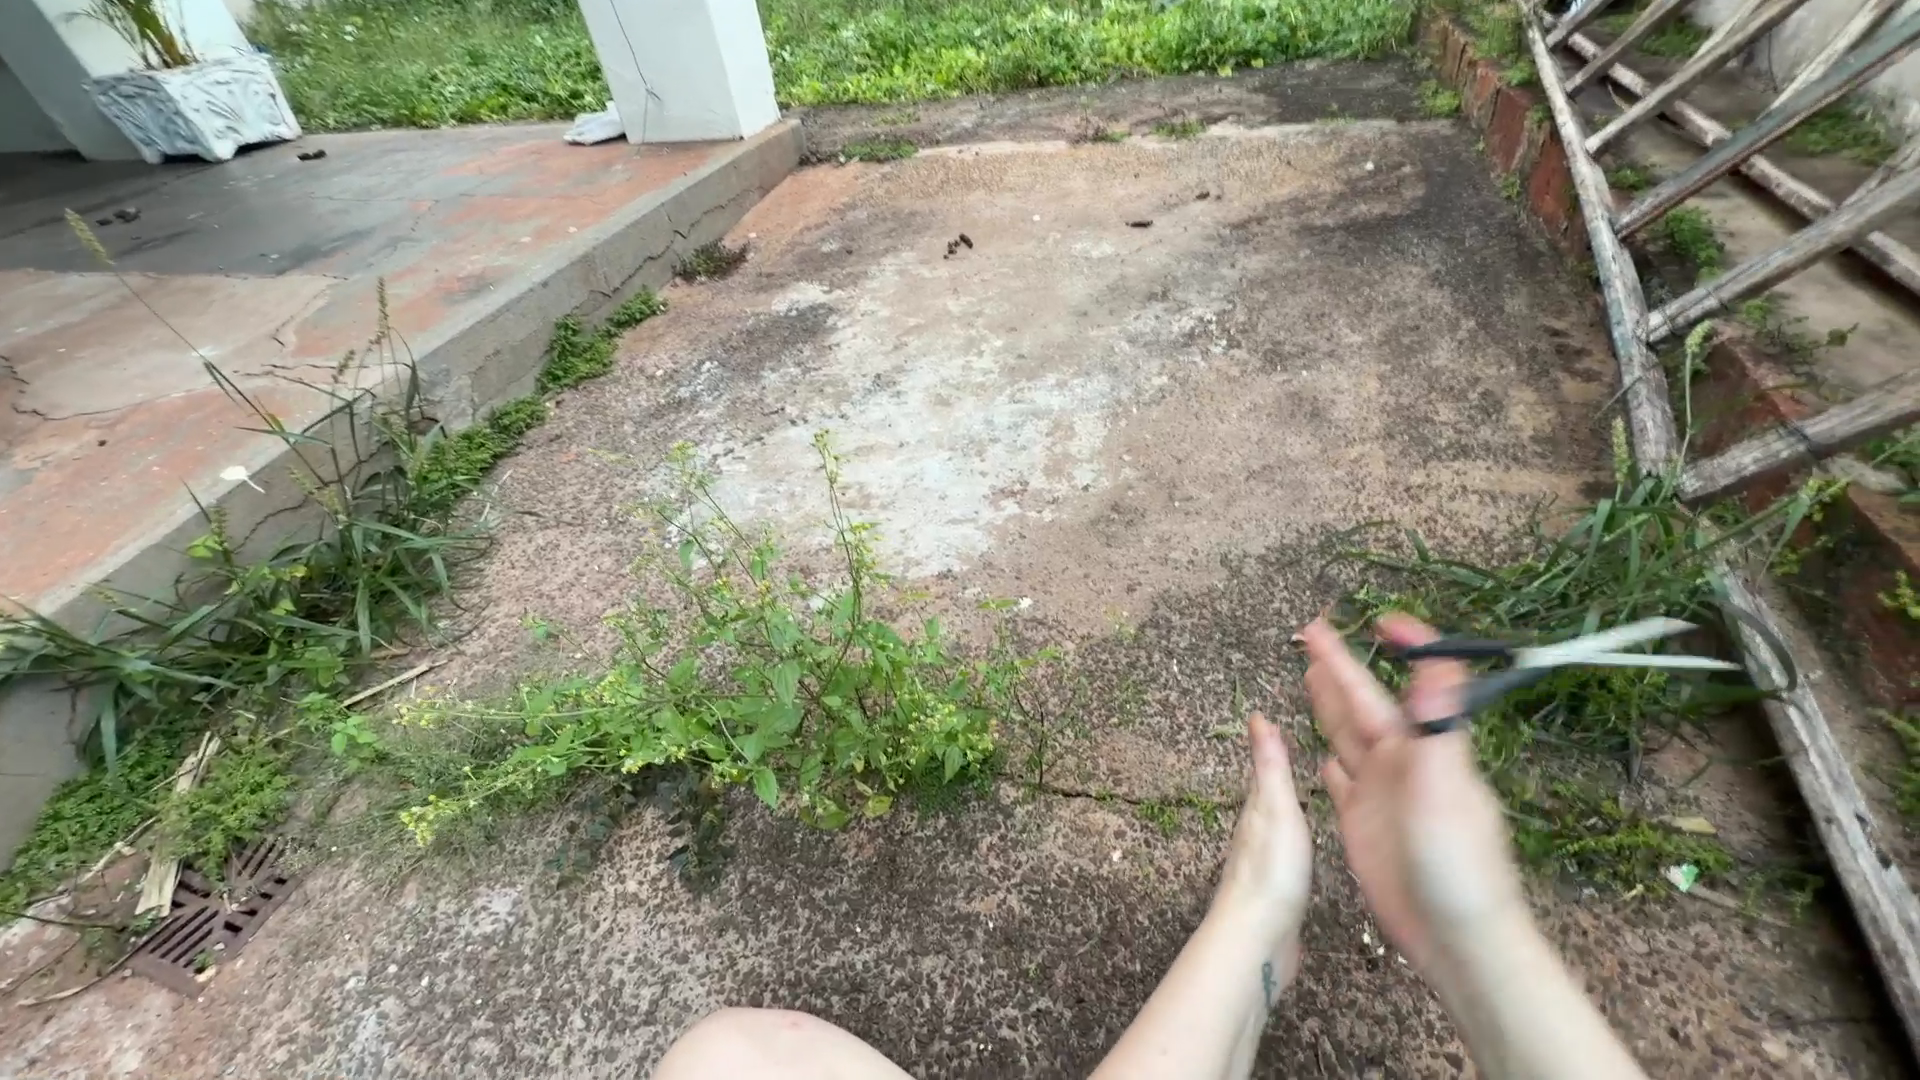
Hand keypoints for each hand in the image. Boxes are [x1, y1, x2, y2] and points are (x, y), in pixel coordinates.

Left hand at [1213, 713, 1312, 985]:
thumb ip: (1270, 767)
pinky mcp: (1275, 892)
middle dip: (1279, 778)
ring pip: (1276, 827)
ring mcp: (1263, 863)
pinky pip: (1285, 857)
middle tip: (1295, 756)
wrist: (1258, 938)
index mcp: (1257, 809)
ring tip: (1302, 799)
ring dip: (1286, 811)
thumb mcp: (1275, 808)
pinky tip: (1301, 853)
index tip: (1275, 722)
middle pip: (1268, 797)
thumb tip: (1257, 717)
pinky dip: (1293, 844)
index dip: (1272, 748)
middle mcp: (1255, 832)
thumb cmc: (1272, 870)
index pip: (1265, 770)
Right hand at [1300, 614, 1527, 972]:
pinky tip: (1321, 755)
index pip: (1409, 685)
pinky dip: (1328, 762)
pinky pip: (1339, 782)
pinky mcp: (1359, 820)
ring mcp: (1377, 791)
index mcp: (1422, 747)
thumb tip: (1439, 664)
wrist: (1452, 935)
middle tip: (1313, 634)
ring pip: (1345, 734)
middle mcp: (1398, 762)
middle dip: (1339, 667)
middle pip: (1361, 703)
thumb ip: (1438, 725)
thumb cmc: (1460, 864)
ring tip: (1310, 675)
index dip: (1401, 651)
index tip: (1383, 620)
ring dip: (1328, 703)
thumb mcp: (1448, 787)